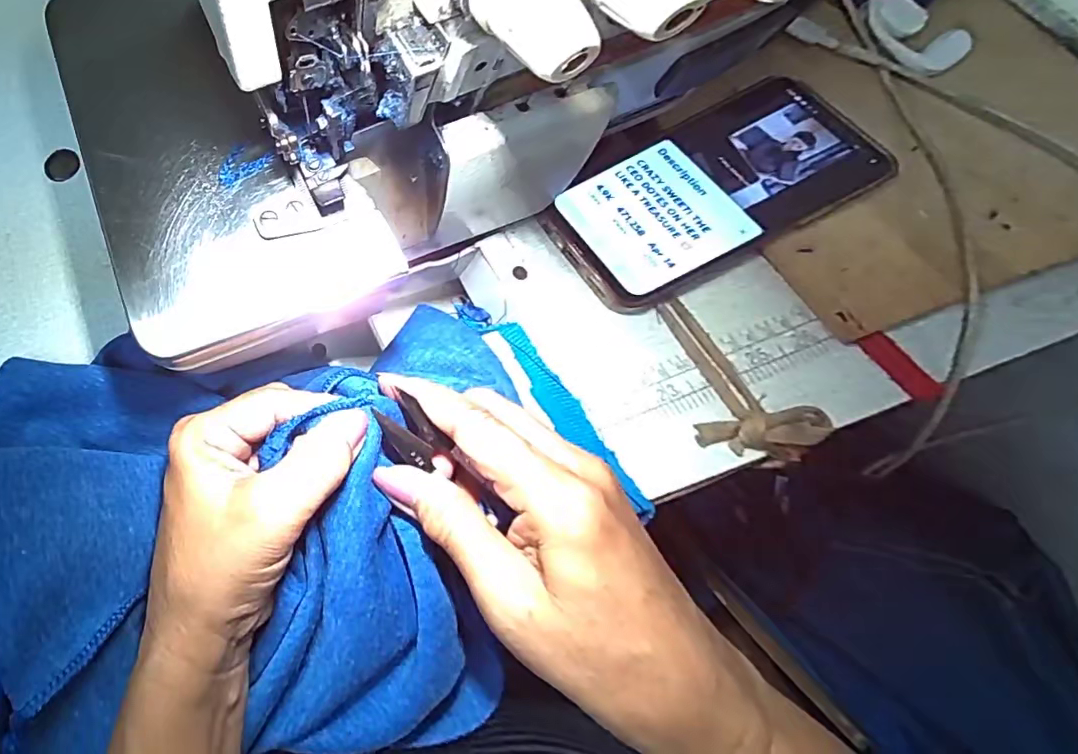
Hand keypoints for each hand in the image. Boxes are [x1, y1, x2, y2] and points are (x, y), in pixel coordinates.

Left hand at [112, 385, 366, 753]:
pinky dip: (312, 473)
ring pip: (287, 443)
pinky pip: (286, 468)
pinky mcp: (244, 492)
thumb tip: (358, 418)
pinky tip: (337, 479)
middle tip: (366, 441)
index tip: (367, 419)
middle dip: (321, 431)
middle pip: (280, 418)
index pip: (272, 403)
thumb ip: (316, 462)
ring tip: (358, 457)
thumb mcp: (272, 512)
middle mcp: (212, 440)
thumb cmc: (221, 572)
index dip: (320, 409)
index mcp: (203, 433)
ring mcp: (228, 467)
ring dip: (319, 453)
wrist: (199, 639)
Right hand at [371, 376, 842, 753]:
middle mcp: (578, 467)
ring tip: (429, 470)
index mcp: (560, 494)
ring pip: (508, 421)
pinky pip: (527, 443)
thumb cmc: (606, 661)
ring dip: (463, 431)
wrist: (691, 693)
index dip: (424, 398)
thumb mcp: (510, 602)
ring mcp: (590, 471)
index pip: (475, 423)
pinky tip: (470, 480)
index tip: (385, 383)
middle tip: (398, 443)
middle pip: (492, 408)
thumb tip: (396, 475)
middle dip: (440, 412)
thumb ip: (451, 525)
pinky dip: (488, 447)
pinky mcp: (591, 483)